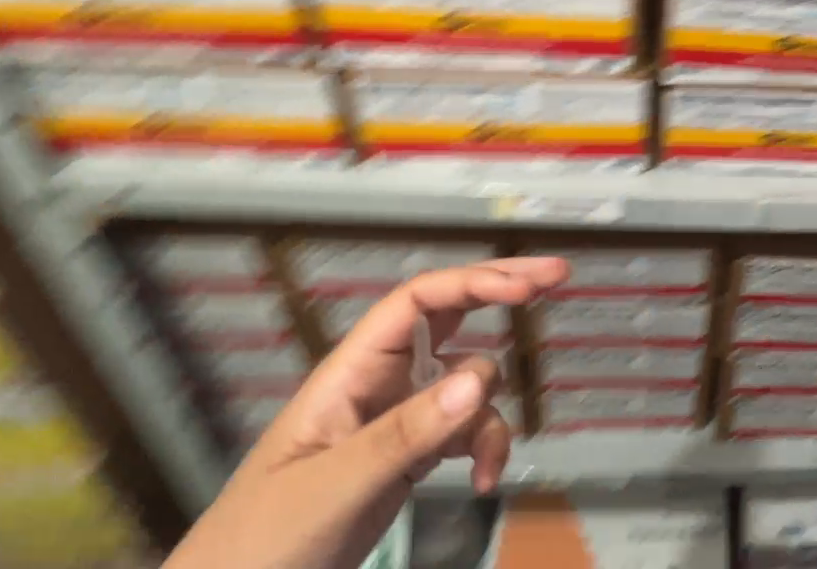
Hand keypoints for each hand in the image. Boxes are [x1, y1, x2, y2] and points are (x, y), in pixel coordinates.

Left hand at [163, 257, 569, 568]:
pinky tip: (484, 483)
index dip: (473, 283)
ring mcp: (398, 419)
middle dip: (501, 293)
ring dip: (490, 415)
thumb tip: (482, 379)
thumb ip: (405, 434)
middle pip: (450, 318)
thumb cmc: (259, 545)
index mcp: (351, 371)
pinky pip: (465, 431)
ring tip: (488, 463)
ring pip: (468, 385)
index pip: (418, 302)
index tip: (527, 287)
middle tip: (557, 275)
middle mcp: (380, 382)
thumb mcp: (330, 489)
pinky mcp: (410, 455)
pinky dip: (484, 449)